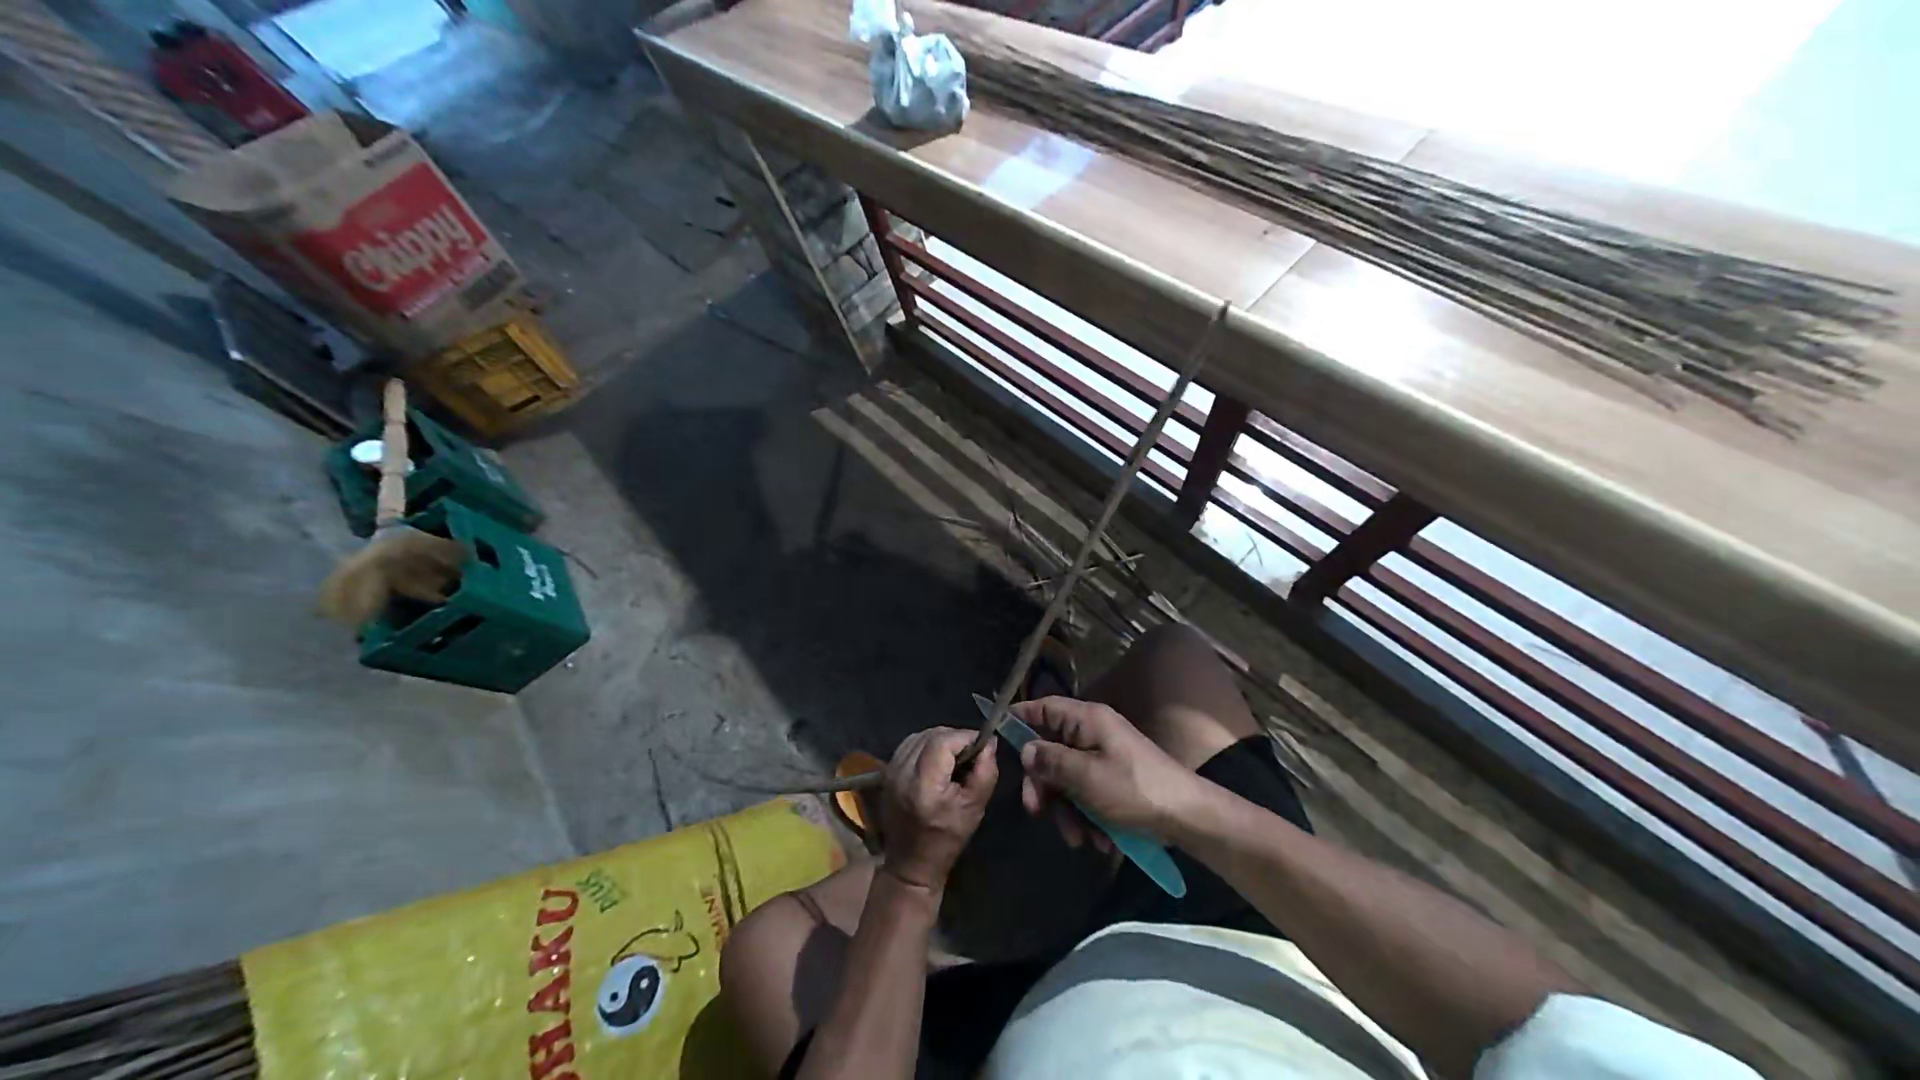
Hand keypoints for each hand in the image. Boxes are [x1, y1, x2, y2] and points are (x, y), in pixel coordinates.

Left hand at [879, 727, 998, 890]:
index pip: (943, 741)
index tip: (981, 745)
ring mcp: (891, 771)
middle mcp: (902, 772)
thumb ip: (986, 771)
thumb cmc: (948, 838)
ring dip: (940, 740)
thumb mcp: (975, 807)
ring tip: (955, 755)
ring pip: (919, 737)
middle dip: (954, 737)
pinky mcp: (887, 772)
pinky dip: (925, 745)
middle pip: (931, 735)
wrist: (912, 862)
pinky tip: (937, 759)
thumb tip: (988, 742)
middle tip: (971, 752)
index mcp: (923, 784)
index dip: (965, 737)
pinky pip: (909, 745)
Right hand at [1011, 697, 1206, 841]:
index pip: (1043, 707)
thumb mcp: (1085, 777)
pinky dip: (1087, 817)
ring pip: (1066, 778)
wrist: (1188, 818)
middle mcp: (1094, 733)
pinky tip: (1098, 840)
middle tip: (1037, 812)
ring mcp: (1105, 757)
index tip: (998, 736)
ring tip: (1079, 838)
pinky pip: (1086, 794)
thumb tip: (1026, 749)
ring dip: (1066, 810)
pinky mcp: (1114, 781)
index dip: (1019, 718)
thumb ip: (1050, 760)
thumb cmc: (1135, 790)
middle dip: (1044, 786)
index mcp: (1087, 720)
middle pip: (1050, 750)